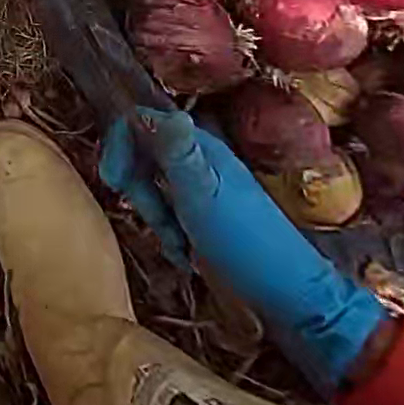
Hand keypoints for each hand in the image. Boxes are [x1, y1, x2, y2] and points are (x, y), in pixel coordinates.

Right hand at [99, 107, 386, 388]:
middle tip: (148, 219)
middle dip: (136, 187)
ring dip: (151, 212)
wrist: (291, 295)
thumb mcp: (202, 194)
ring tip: (173, 242)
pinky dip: (165, 228)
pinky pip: (167, 207)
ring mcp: (201, 183)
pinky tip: (181, 251)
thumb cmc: (246, 242)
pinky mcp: (203, 211)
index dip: (119, 146)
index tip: (113, 183)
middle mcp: (198, 156)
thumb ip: (176, 151)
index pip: (140, 121)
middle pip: (143, 152)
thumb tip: (154, 109)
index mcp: (198, 143)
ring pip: (152, 182)